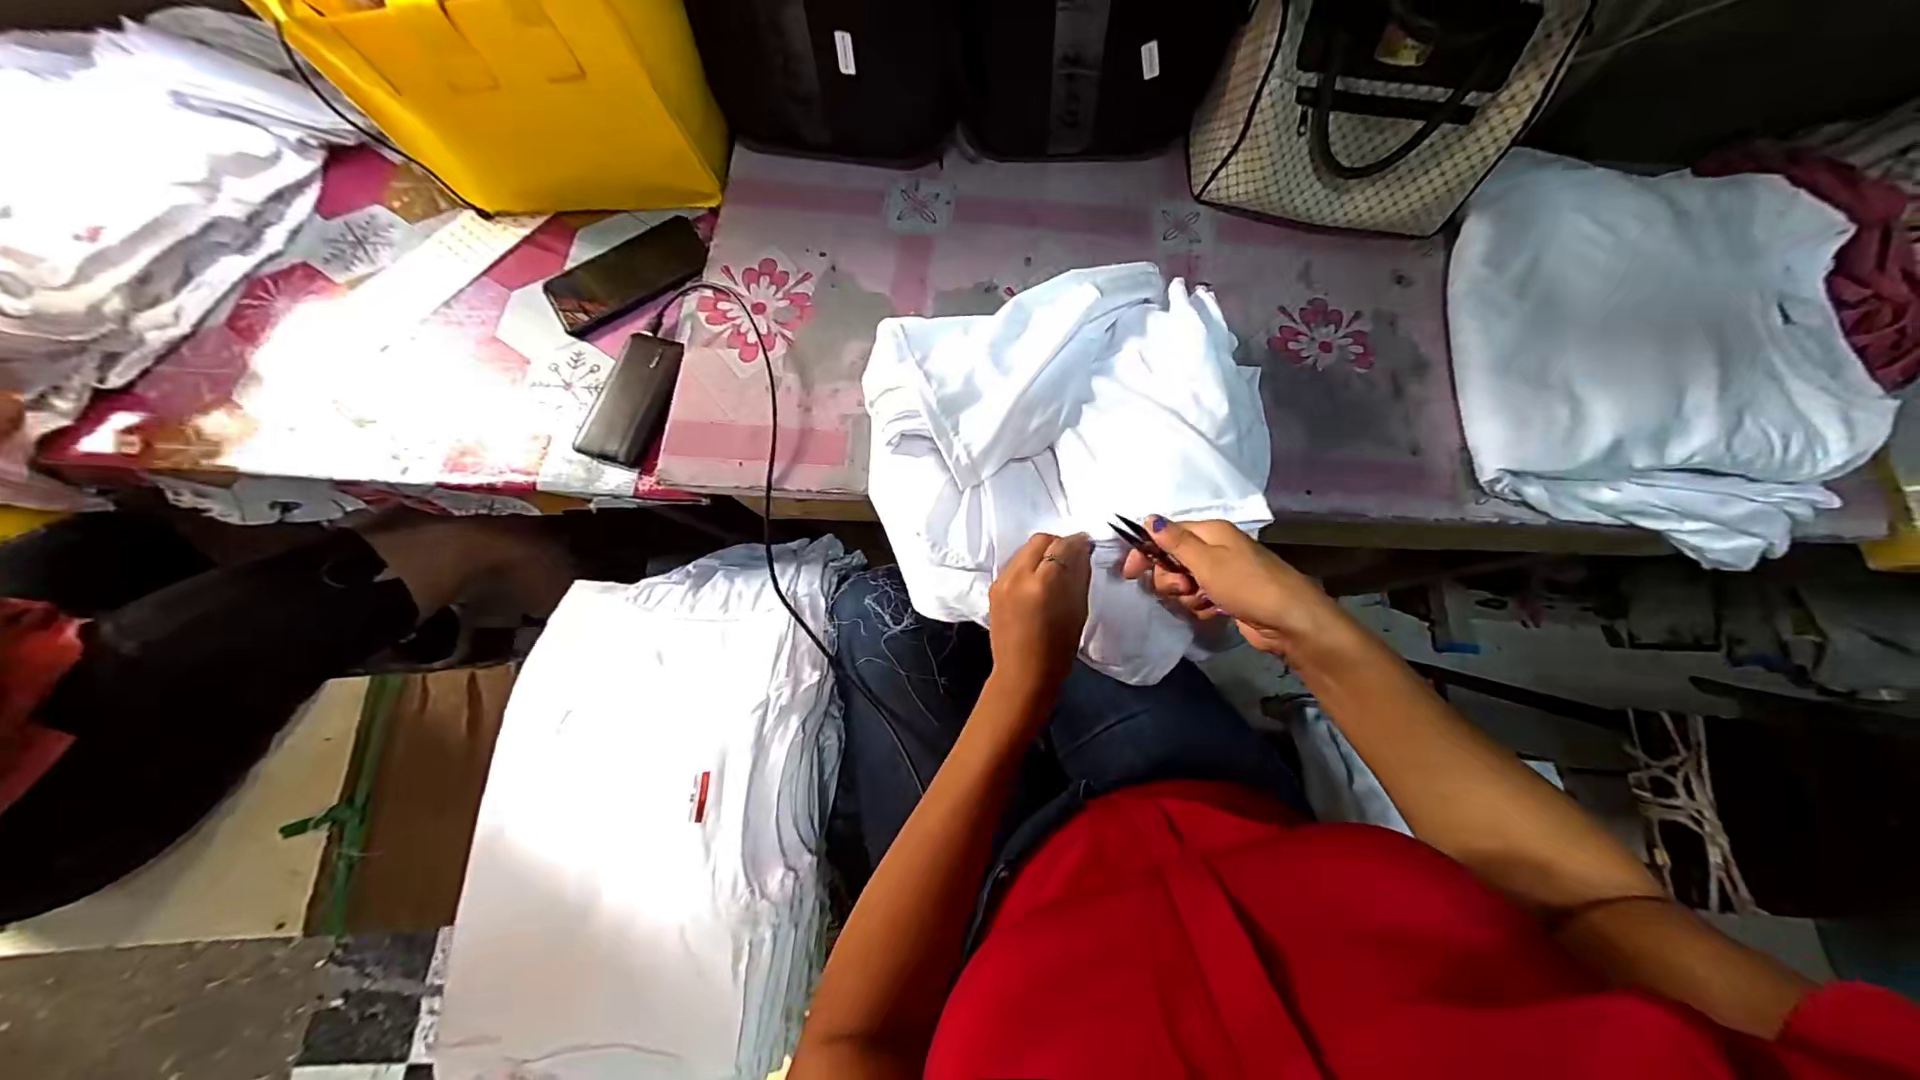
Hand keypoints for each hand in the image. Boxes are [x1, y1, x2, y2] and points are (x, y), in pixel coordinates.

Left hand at [987, 532, 1091, 697]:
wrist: (1021, 674)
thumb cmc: (1058, 649)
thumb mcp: (1078, 610)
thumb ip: (1079, 576)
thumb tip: (1082, 551)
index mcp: (1043, 584)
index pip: (1062, 546)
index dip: (1078, 542)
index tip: (1087, 545)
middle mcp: (1018, 576)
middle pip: (1040, 540)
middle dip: (1058, 544)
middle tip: (1071, 557)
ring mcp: (1002, 581)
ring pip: (1025, 549)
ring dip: (1042, 552)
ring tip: (1055, 569)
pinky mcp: (993, 588)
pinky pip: (1015, 564)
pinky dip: (1029, 564)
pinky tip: (1038, 581)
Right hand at [1120, 517, 1340, 660]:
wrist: (1290, 621)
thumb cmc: (1247, 585)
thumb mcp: (1207, 561)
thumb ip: (1174, 541)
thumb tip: (1148, 518)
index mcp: (1210, 532)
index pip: (1166, 534)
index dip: (1146, 551)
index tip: (1130, 572)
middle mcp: (1214, 549)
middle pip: (1171, 560)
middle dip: (1169, 578)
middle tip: (1183, 587)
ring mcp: (1221, 574)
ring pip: (1182, 583)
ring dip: (1186, 595)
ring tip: (1203, 602)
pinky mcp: (1225, 596)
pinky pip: (1198, 598)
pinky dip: (1200, 606)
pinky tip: (1214, 611)